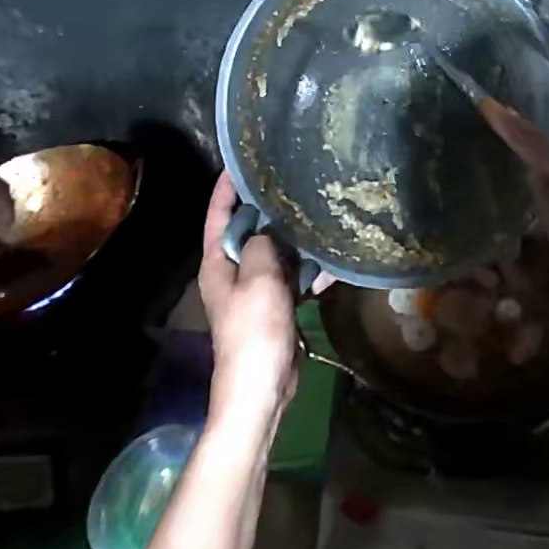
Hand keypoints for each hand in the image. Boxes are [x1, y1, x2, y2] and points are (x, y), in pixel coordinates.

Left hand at [199, 172, 298, 426]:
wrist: (262, 386)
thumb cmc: (254, 330)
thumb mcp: (258, 278)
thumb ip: (261, 245)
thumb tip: (267, 229)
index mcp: (218, 262)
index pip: (218, 215)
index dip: (226, 188)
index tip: (239, 163)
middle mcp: (232, 271)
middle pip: (248, 230)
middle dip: (267, 209)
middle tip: (291, 182)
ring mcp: (254, 289)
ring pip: (273, 252)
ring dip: (293, 239)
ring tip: (316, 215)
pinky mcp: (274, 305)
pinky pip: (290, 277)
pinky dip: (306, 270)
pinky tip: (330, 263)